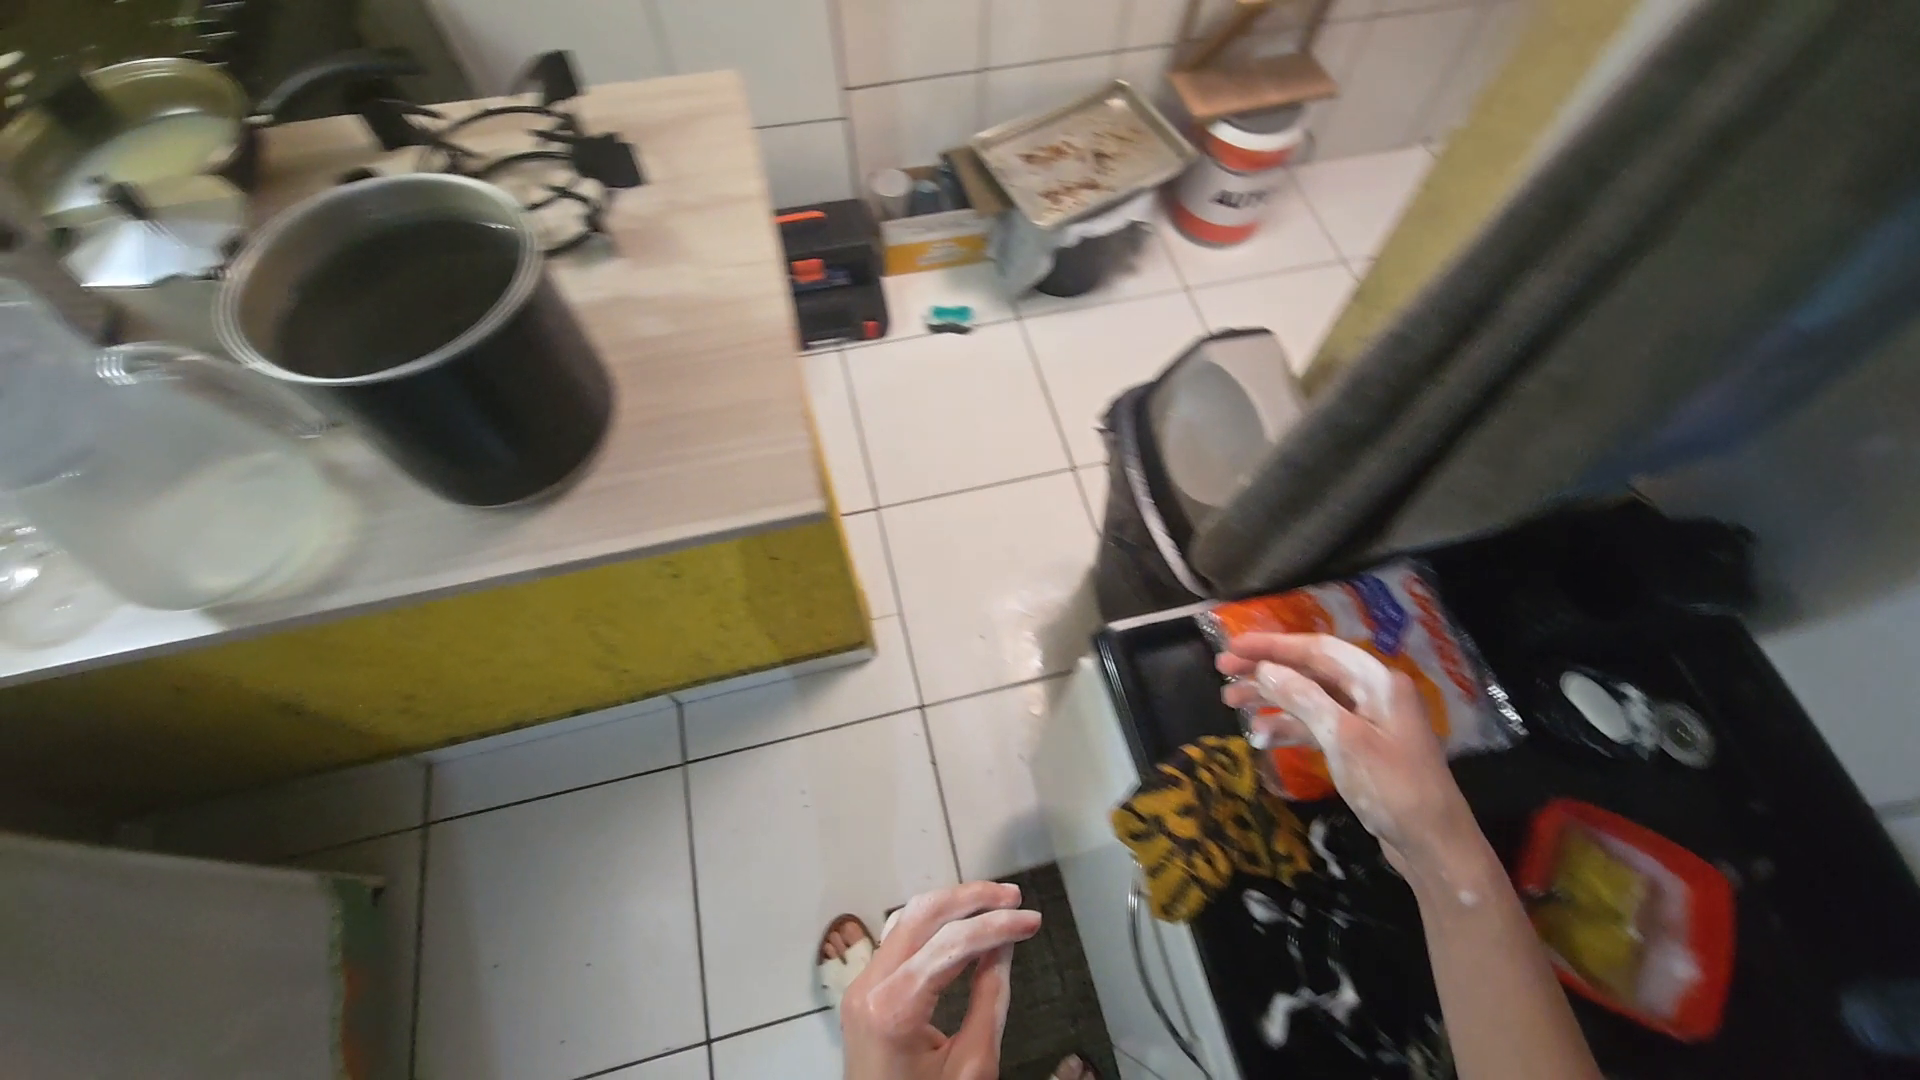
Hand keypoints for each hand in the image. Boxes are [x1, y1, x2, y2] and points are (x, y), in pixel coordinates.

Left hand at [841, 881, 1042, 1079]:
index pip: (951, 944)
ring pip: (908, 919)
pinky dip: (932, 923)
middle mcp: (869, 984)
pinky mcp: (865, 989)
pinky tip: (960, 921)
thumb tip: (1004, 944)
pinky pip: (898, 939)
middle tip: (1014, 897)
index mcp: (893, 1008)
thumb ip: (989, 1000)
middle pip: (923, 915)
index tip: (1033, 920)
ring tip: (994, 902)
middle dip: (972, 899)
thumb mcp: (971, 1067)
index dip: (997, 925)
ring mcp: (861, 984)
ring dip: (953, 905)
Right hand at [1217, 632, 1478, 873]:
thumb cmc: (1392, 787)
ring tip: (1230, 701)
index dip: (1272, 645)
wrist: (1432, 845)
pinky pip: (1314, 724)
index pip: (1317, 649)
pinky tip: (1259, 734)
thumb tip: (1264, 669)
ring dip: (1270, 698)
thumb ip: (1303, 698)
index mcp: (1376, 681)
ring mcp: (1364, 721)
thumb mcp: (1344, 739)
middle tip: (1222, 672)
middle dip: (1265, 669)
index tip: (1232, 647)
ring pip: (1307, 697)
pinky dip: (1287, 726)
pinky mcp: (1357, 747)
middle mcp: (1370, 693)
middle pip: (1309, 670)